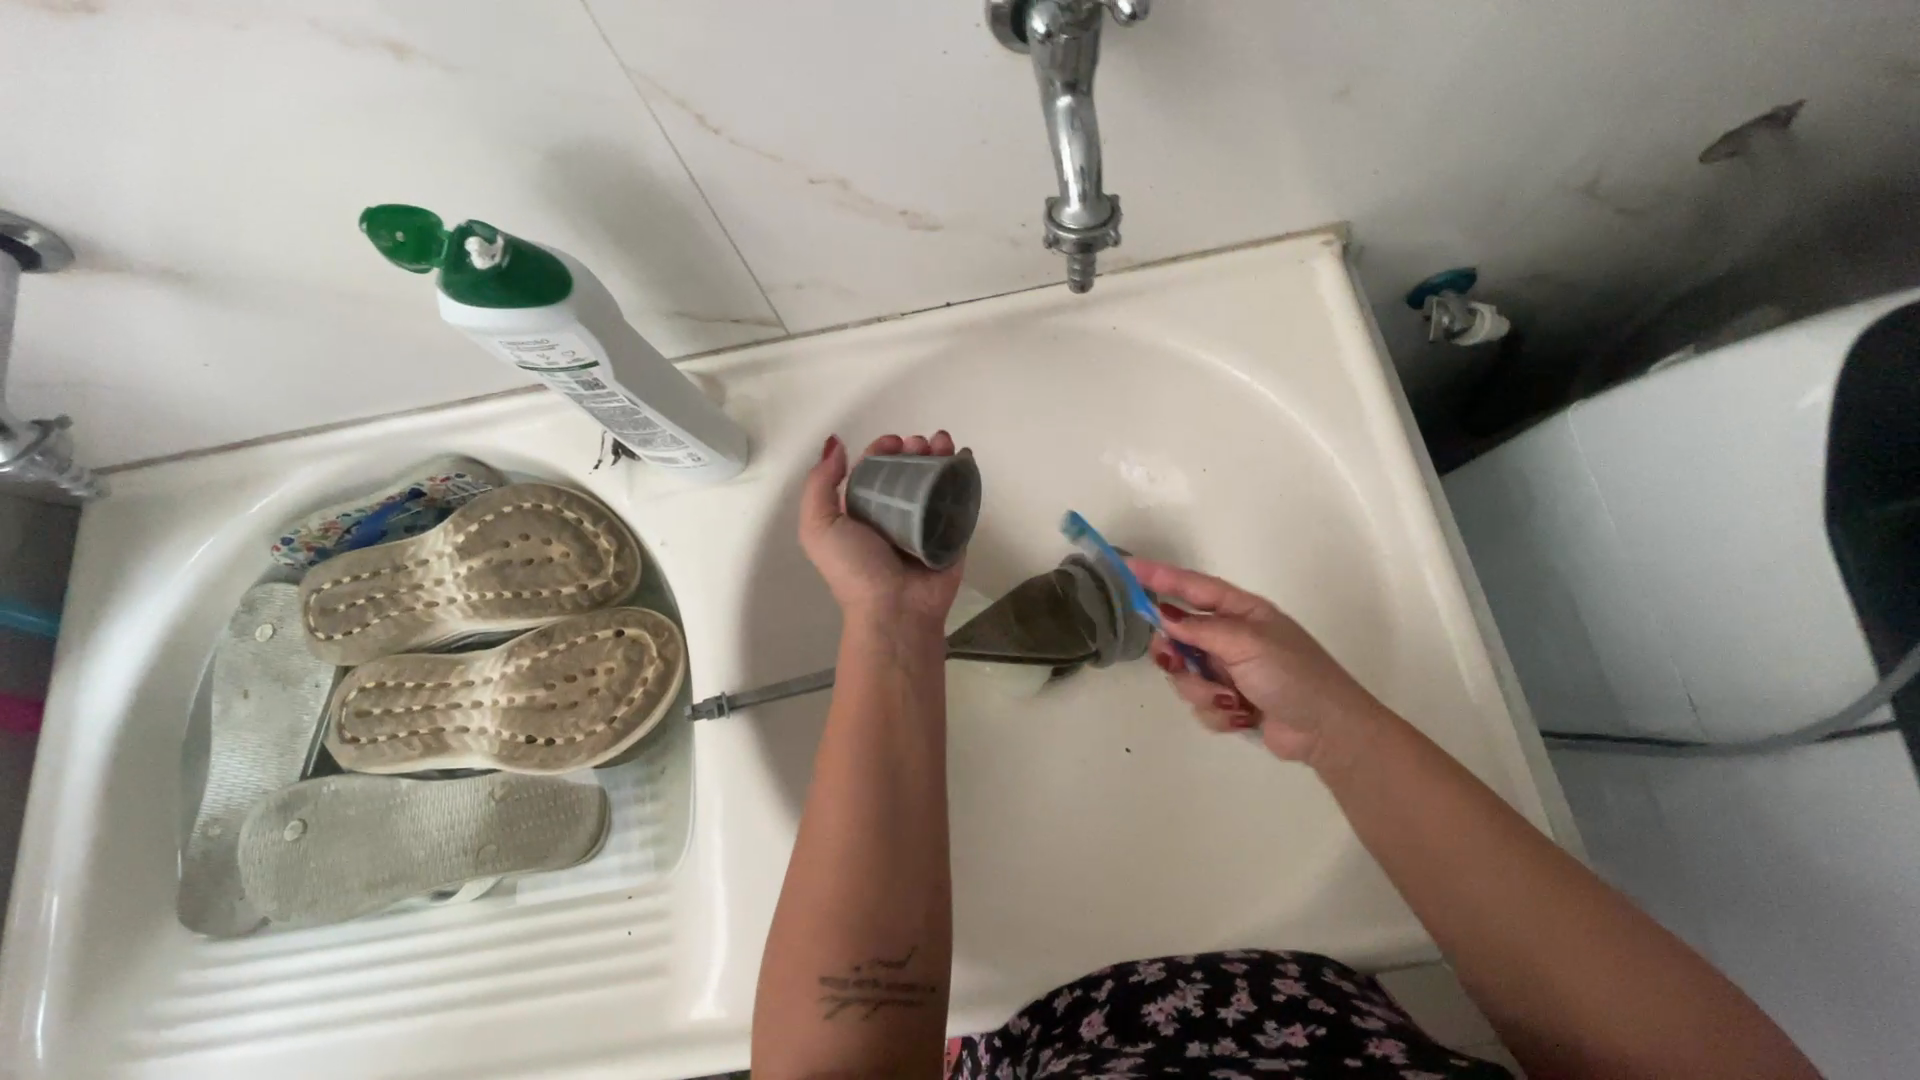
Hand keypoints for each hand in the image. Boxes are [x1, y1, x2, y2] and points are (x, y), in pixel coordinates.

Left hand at [799, 432, 965, 628]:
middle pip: (907, 471)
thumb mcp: (818, 526)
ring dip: (939, 455)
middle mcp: (893, 516)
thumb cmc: (854, 569)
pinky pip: (959, 500)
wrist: (894, 610)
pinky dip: (963, 476)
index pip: (873, 470)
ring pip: (934, 481)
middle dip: (914, 449)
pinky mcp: (952, 534)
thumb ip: (820, 484)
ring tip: (943, 444)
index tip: (893, 442)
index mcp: (861, 512)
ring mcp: (925, 524)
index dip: (882, 450)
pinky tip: (963, 458)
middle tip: (920, 444)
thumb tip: (836, 444)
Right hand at [1129, 557, 1384, 764]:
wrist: (1327, 732)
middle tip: (1173, 660)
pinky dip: (1216, 712)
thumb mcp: (1248, 643)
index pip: (1192, 588)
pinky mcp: (1228, 702)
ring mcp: (1229, 670)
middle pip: (1178, 636)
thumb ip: (1202, 629)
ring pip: (1184, 674)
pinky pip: (1198, 703)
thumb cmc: (1295, 676)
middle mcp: (1231, 638)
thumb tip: (1164, 615)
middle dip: (1175, 653)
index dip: (1160, 577)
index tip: (1127, 568)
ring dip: (1202, 690)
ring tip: (1229, 700)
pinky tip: (1240, 716)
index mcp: (1241, 612)